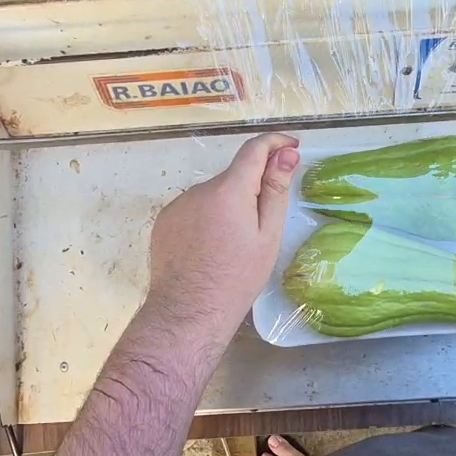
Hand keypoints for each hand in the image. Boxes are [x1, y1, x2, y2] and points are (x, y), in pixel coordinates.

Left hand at [145, 133, 300, 340]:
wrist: (188, 312)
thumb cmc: (237, 278)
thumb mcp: (267, 236)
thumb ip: (275, 191)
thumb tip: (286, 154)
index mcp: (228, 190)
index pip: (254, 149)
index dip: (275, 143)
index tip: (291, 146)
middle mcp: (199, 189)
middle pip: (233, 177)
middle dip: (251, 189)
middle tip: (263, 226)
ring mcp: (178, 204)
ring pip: (213, 195)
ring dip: (228, 206)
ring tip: (233, 246)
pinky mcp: (164, 221)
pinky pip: (194, 209)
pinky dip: (207, 219)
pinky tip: (211, 248)